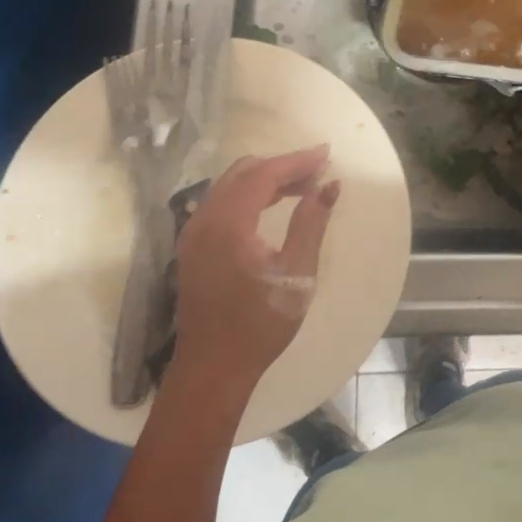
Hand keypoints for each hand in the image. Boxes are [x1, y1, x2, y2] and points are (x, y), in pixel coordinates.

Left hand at [173, 145, 338, 392]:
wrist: (213, 367)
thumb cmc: (260, 324)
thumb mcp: (296, 274)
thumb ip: (311, 223)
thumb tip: (329, 186)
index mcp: (228, 224)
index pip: (264, 174)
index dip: (296, 161)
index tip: (326, 154)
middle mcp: (204, 219)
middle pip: (243, 172)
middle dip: (281, 166)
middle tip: (317, 172)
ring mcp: (193, 233)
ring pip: (229, 185)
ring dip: (265, 179)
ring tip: (302, 187)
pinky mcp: (192, 246)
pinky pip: (220, 203)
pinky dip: (248, 195)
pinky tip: (272, 206)